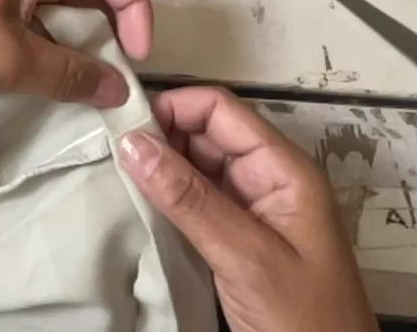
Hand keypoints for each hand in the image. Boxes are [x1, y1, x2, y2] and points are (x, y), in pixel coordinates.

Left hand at [0, 0, 151, 107]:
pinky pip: (39, 21)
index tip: (137, 55)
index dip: (135, 6)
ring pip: (65, 8)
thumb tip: (119, 89)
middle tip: (116, 77)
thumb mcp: (13, 59)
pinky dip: (54, 48)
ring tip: (88, 86)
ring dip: (82, 43)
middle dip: (112, 29)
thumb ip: (72, 74)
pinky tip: (54, 80)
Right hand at [119, 87, 376, 331]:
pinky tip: (138, 203)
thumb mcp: (247, 258)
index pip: (220, 109)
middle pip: (204, 132)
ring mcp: (250, 210)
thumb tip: (132, 141)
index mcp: (283, 169)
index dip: (174, 106)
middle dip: (160, 135)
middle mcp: (266, 179)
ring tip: (117, 173)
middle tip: (112, 151)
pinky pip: (193, 200)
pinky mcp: (234, 239)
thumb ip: (189, 198)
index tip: (125, 125)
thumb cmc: (305, 323)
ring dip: (159, 166)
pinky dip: (165, 197)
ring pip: (194, 165)